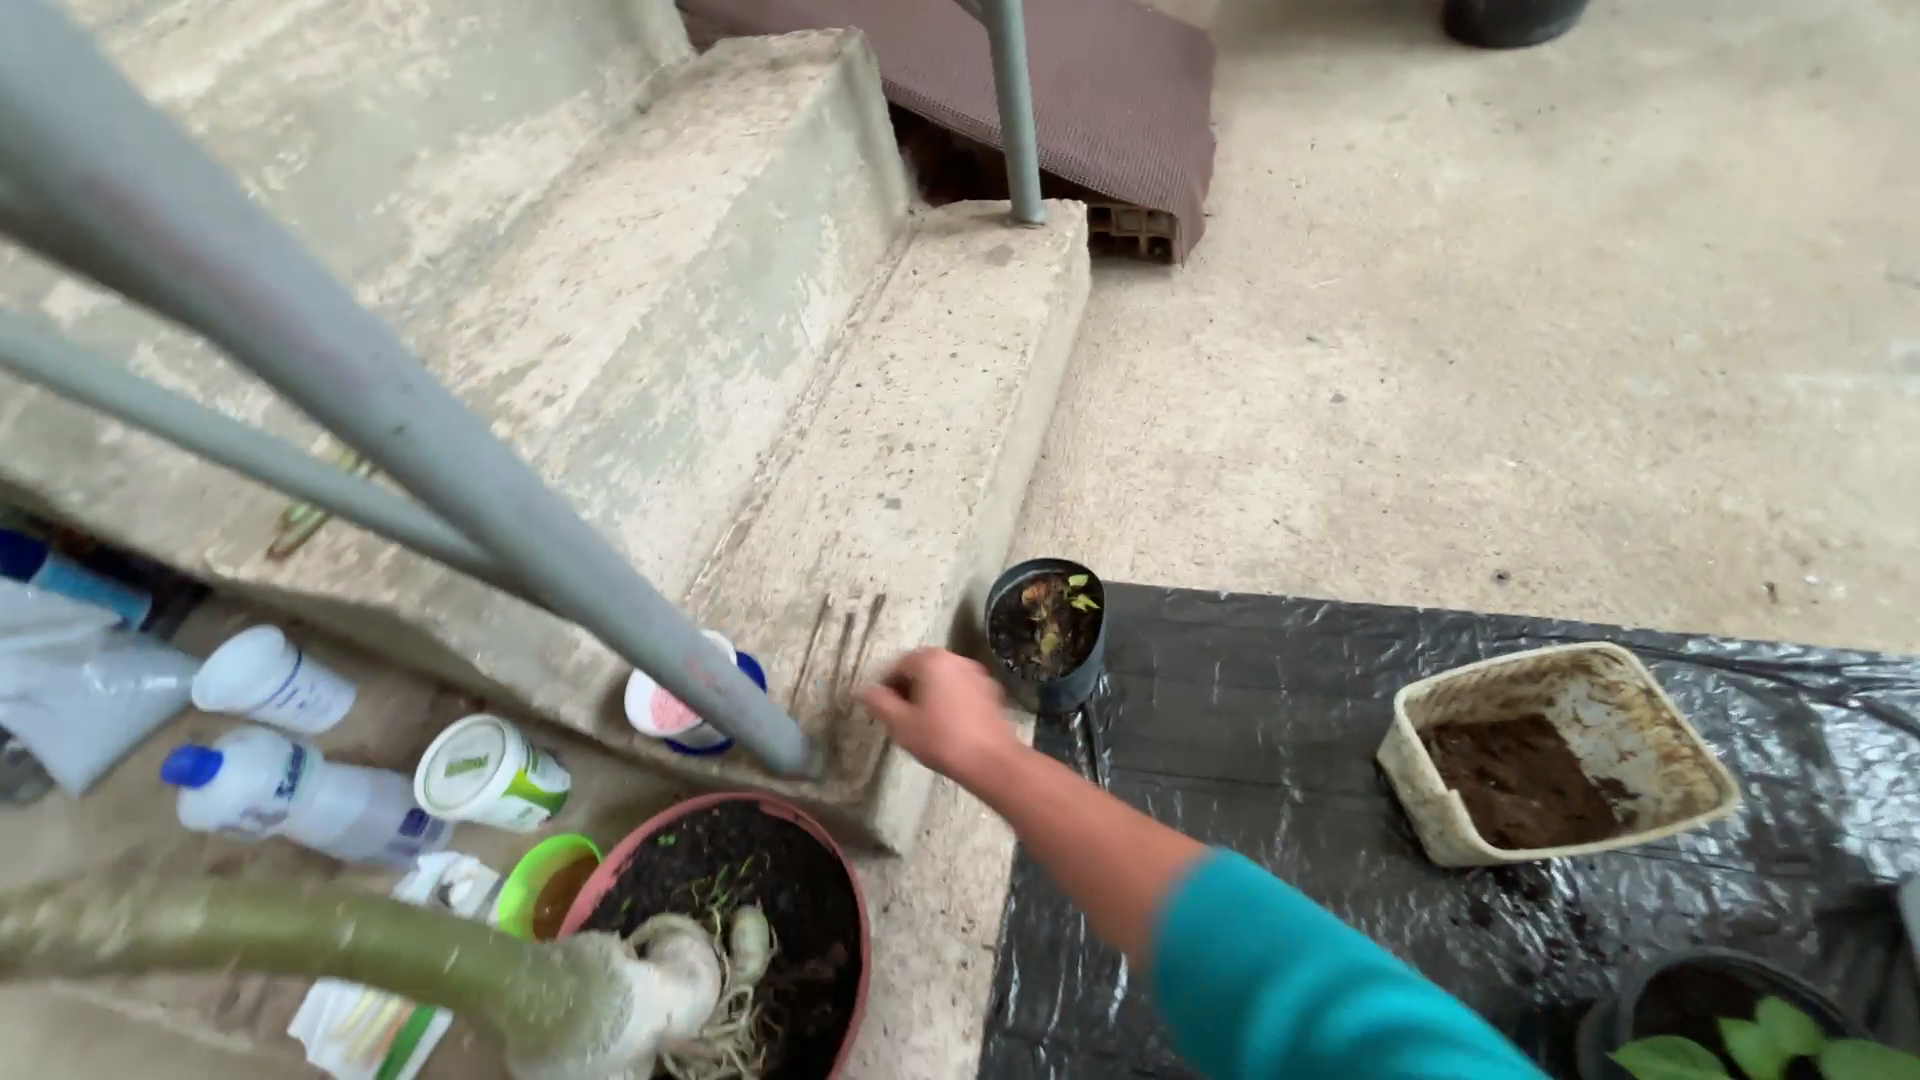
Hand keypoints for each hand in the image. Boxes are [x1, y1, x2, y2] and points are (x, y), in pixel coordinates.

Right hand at [859, 648, 1018, 780]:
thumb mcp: (900, 724)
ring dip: (930, 694)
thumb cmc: (941, 739)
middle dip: (909, 689)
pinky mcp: (991, 690)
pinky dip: (950, 699)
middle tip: (903, 717)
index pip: (899, 665)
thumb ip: (879, 703)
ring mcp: (977, 672)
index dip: (888, 687)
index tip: (886, 711)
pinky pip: (961, 688)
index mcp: (931, 660)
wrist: (991, 760)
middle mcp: (956, 658)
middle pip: (922, 668)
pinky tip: (949, 725)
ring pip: (943, 678)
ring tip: (925, 723)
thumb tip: (865, 690)